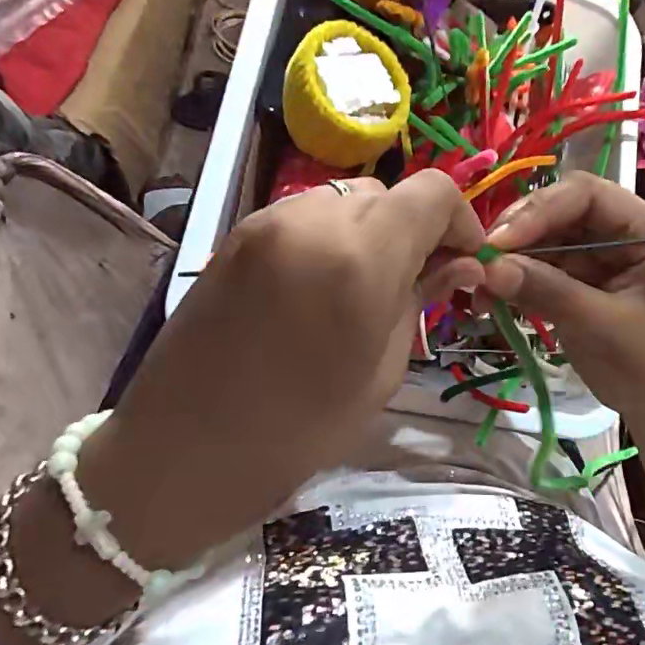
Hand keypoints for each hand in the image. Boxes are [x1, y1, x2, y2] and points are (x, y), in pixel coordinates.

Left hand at [79, 171, 486, 564]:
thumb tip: (460, 265)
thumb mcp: (381, 372)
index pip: (433, 193)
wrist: (182, 450)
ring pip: (346, 200)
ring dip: (372, 232)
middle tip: (417, 284)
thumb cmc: (298, 431)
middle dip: (415, 230)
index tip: (462, 265)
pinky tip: (321, 288)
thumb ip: (420, 301)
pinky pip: (306, 216)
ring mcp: (268, 220)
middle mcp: (314, 218)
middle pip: (390, 194)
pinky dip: (331, 237)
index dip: (460, 222)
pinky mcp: (238, 233)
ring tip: (366, 288)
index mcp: (360, 256)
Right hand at [479, 173, 644, 425]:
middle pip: (563, 214)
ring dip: (512, 260)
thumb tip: (489, 267)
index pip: (588, 196)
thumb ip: (548, 291)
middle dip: (520, 235)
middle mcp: (626, 235)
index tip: (499, 241)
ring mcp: (603, 260)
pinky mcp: (584, 286)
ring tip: (478, 284)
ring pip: (548, 242)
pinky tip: (490, 297)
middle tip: (479, 259)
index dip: (540, 210)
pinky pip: (545, 271)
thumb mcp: (602, 326)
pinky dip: (517, 282)